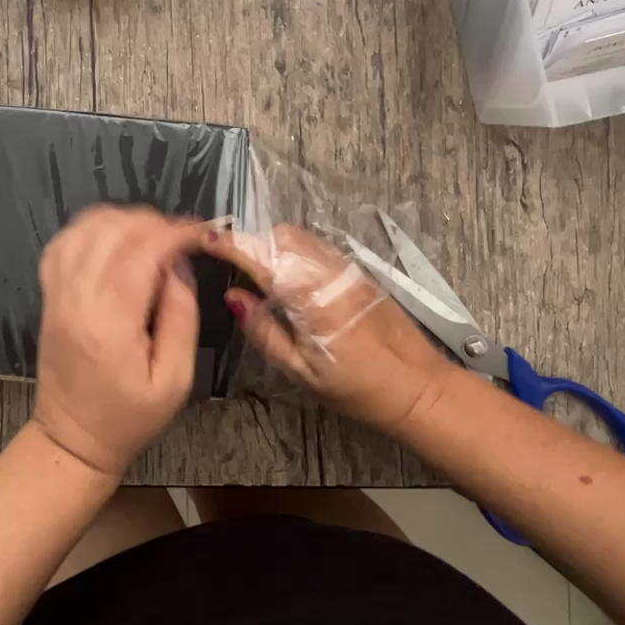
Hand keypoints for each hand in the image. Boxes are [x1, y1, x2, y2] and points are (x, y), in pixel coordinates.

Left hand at [32, 206, 204, 477]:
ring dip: (122, 220)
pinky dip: (91, 228)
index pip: (142, 253)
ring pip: (85, 229)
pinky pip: (63, 243)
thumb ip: (182, 317)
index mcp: (111, 323)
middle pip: (111, 231)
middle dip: (152, 221)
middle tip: (180, 236)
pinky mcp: (49, 294)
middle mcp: (77, 299)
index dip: (175, 233)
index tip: (202, 232)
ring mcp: (57, 293)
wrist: (72, 438)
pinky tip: (115, 237)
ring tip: (152, 235)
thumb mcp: (175, 379)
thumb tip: (182, 265)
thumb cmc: (130, 417)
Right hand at [204, 223, 456, 430]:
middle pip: (279, 236)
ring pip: (298, 237)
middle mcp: (326, 273)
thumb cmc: (356, 388)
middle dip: (251, 241)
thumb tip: (233, 297)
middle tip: (231, 261)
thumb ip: (264, 331)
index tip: (206, 240)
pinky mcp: (357, 271)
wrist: (418, 387)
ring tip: (256, 268)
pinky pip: (316, 247)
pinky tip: (289, 275)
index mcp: (308, 298)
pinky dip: (294, 250)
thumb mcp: (301, 371)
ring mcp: (345, 268)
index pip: (261, 257)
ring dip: (272, 243)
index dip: (231, 244)